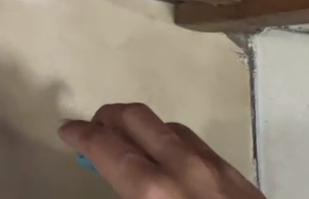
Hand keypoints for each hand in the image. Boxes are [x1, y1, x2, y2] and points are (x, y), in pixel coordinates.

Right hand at [59, 104, 264, 198]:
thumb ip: (130, 197)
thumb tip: (115, 184)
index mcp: (154, 193)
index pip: (106, 146)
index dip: (81, 135)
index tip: (66, 132)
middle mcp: (182, 169)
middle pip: (135, 118)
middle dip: (108, 117)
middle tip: (92, 131)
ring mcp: (216, 171)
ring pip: (168, 126)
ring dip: (141, 128)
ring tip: (128, 147)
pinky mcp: (242, 180)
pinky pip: (196, 145)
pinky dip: (170, 143)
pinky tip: (171, 168)